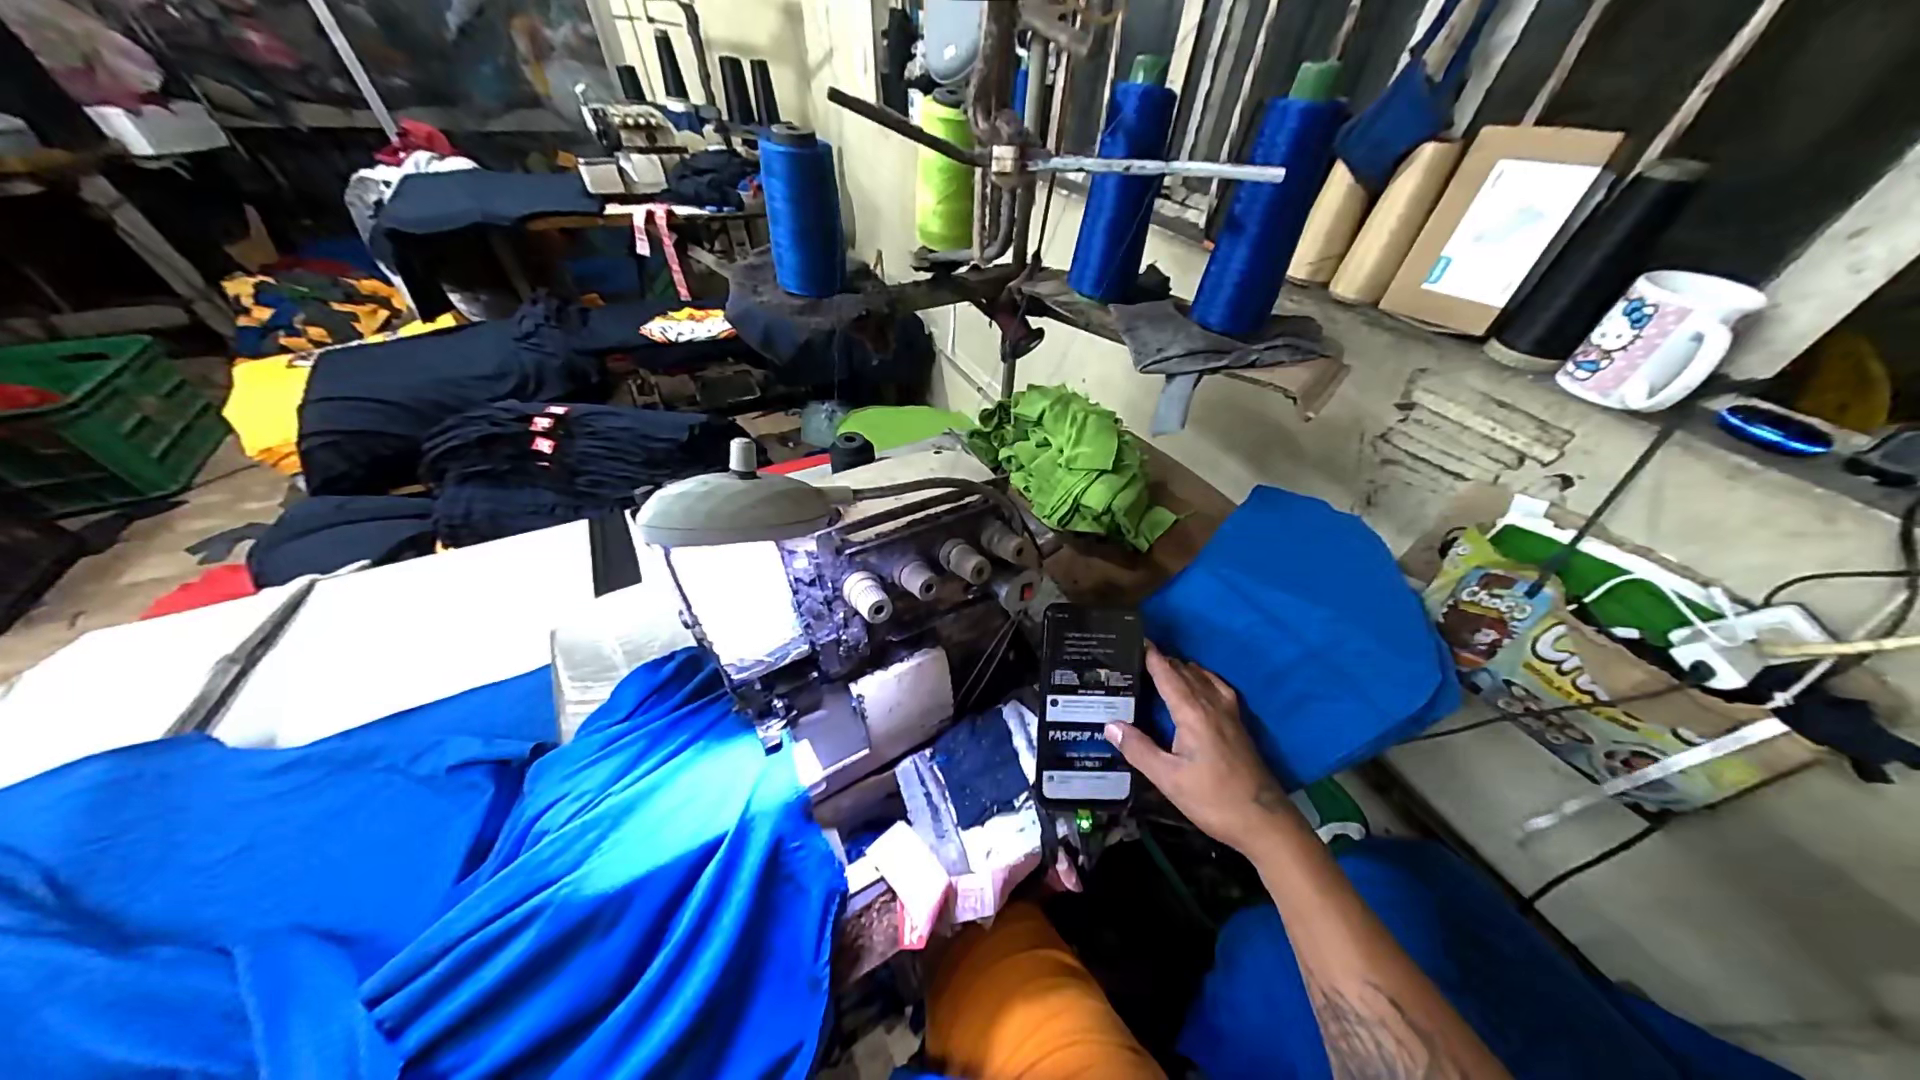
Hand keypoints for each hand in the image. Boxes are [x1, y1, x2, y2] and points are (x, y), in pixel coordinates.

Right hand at [1105, 643, 1302, 855]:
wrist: (1265, 822)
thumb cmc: (1213, 799)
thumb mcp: (1168, 779)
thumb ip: (1139, 749)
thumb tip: (1110, 725)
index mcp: (1192, 713)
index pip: (1168, 674)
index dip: (1152, 656)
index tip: (1136, 639)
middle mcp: (1212, 706)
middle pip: (1186, 672)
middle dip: (1164, 661)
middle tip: (1138, 657)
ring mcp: (1229, 714)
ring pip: (1204, 678)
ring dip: (1183, 669)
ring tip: (1163, 668)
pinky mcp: (1238, 726)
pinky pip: (1218, 689)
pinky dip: (1203, 679)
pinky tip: (1200, 687)